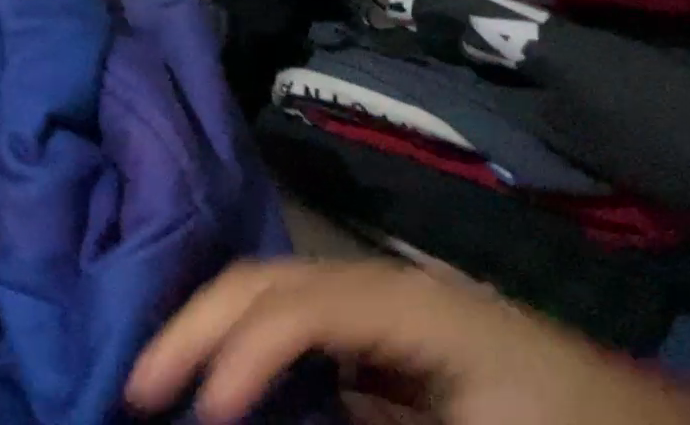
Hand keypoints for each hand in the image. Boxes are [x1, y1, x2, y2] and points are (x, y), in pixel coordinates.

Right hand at [125, 260, 689, 424]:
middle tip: (138, 381)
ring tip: (159, 369)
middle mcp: (372, 279)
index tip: (197, 412)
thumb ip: (349, 409)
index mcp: (399, 299)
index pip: (286, 309)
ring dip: (205, 327)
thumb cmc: (550, 424)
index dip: (234, 354)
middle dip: (192, 328)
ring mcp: (371, 293)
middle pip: (255, 281)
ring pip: (261, 288)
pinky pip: (288, 315)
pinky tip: (219, 373)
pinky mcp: (374, 320)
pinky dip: (242, 339)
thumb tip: (252, 408)